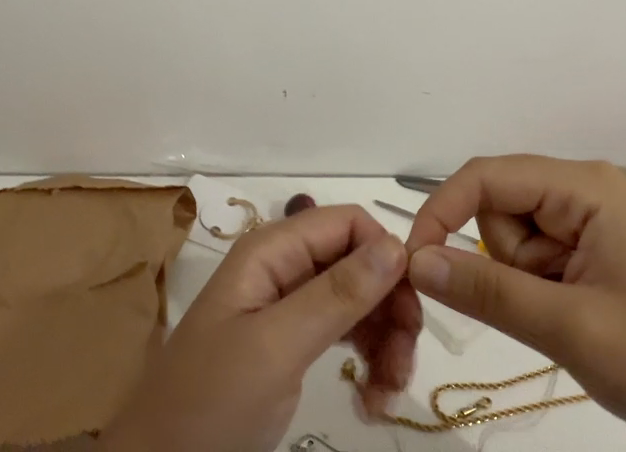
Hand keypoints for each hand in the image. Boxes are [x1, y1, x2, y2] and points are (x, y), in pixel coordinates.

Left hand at [102, 204, 421, 451]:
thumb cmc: (212, 401)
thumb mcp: (276, 346)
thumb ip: (337, 294)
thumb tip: (397, 243)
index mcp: (271, 251)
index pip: (347, 223)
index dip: (386, 254)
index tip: (413, 304)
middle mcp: (282, 268)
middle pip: (359, 264)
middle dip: (390, 309)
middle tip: (405, 364)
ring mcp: (286, 307)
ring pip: (359, 304)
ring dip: (385, 344)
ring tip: (388, 394)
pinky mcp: (290, 344)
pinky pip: (345, 336)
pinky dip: (367, 364)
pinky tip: (373, 399)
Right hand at [405, 156, 625, 451]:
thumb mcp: (569, 328)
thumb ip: (488, 290)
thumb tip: (416, 259)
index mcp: (586, 187)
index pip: (487, 176)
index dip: (442, 211)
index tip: (413, 264)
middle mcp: (587, 189)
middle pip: (500, 205)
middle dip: (501, 260)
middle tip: (543, 308)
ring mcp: (594, 219)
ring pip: (515, 235)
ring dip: (521, 280)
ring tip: (569, 318)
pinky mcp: (597, 248)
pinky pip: (539, 256)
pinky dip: (539, 289)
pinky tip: (577, 317)